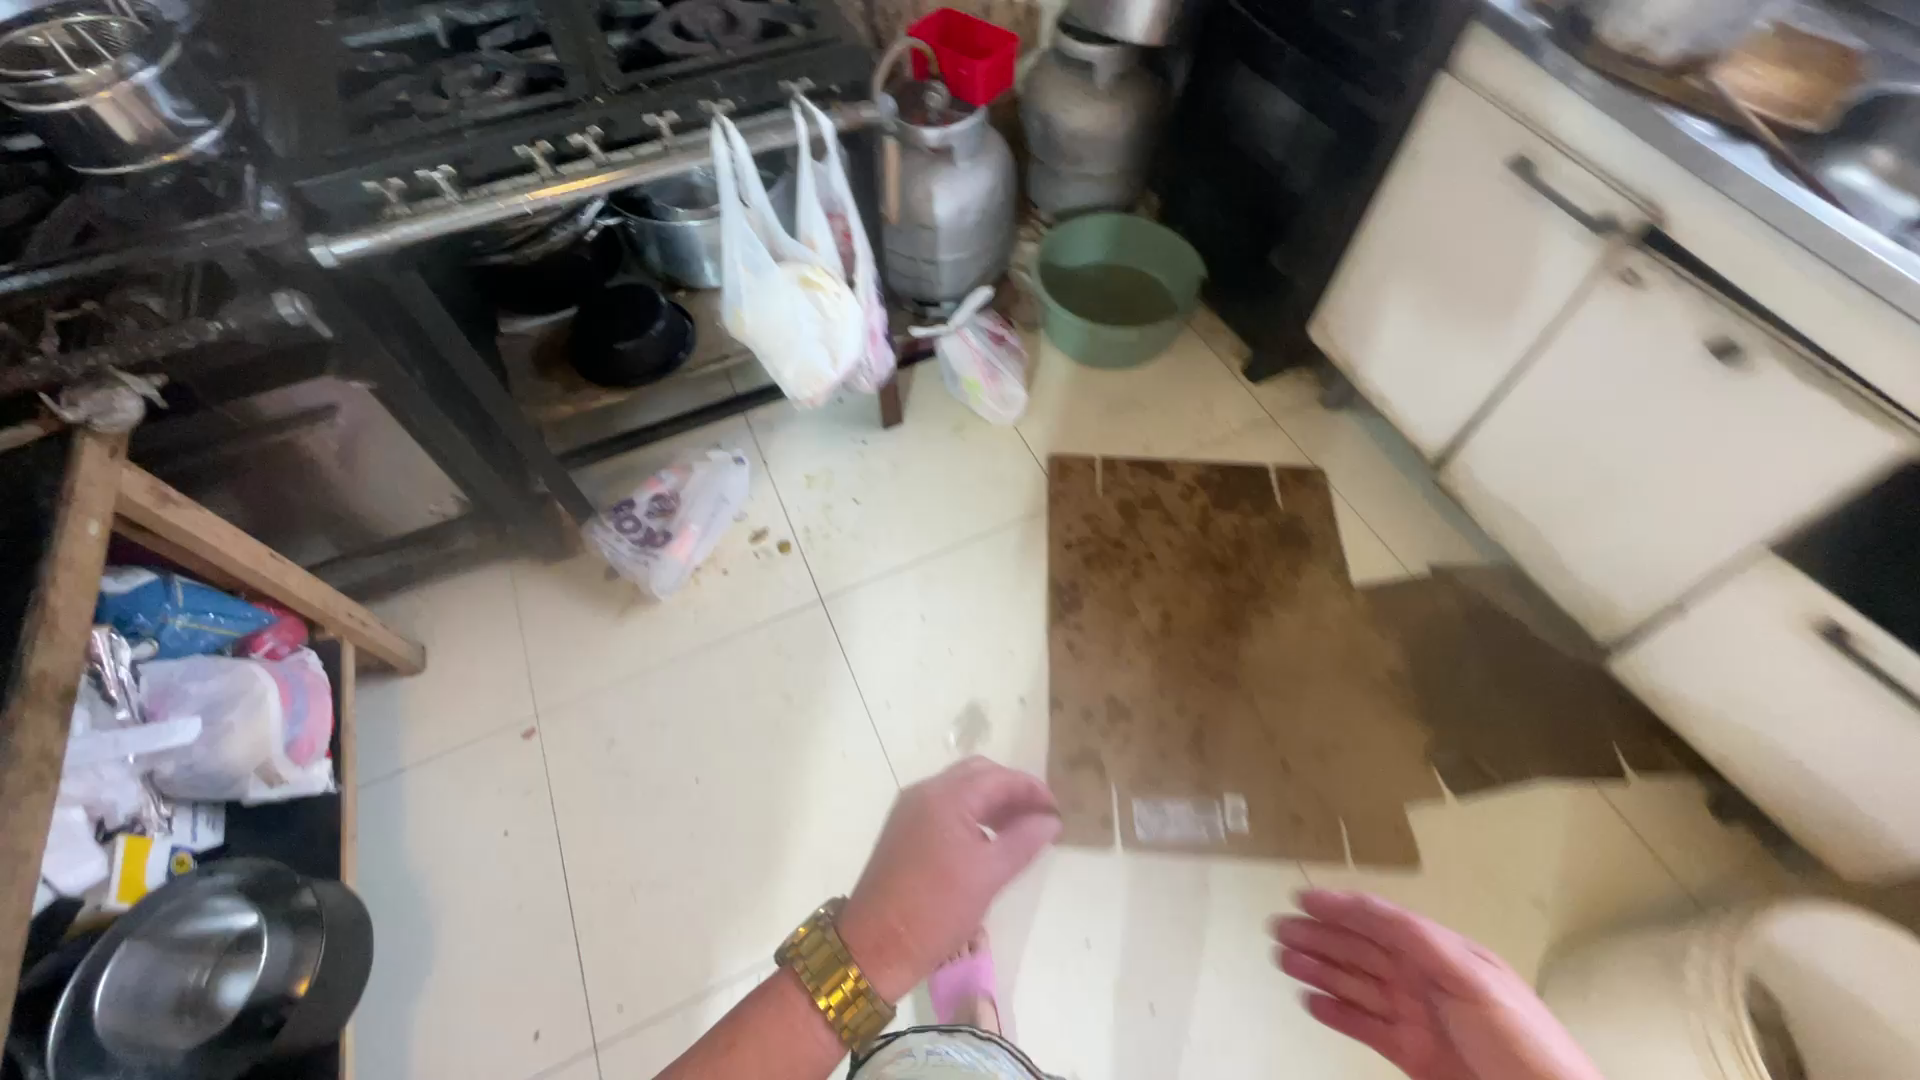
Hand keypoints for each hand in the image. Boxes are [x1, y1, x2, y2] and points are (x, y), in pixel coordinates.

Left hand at [837, 757, 1060, 1001]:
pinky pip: (945, 805)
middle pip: (979, 774)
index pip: (999, 777)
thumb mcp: (989, 875)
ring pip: (960, 788)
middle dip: (1012, 790)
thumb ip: (1024, 841)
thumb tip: (1050, 820)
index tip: (1057, 812)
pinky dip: (971, 813)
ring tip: (1020, 830)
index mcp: (946, 796)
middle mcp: (925, 791)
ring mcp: (910, 808)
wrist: (876, 945)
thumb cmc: (936, 910)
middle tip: (1039, 818)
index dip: (1032, 790)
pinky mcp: (903, 828)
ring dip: (992, 801)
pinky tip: (988, 839)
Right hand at [1270, 890, 1603, 1079]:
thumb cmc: (1520, 1041)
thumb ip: (1419, 941)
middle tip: (1278, 928)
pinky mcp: (1410, 1056)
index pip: (1381, 921)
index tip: (1301, 897)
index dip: (1341, 906)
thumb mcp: (1473, 979)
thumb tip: (1364, 907)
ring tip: (1283, 960)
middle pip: (1361, 950)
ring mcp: (1416, 1018)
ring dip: (1318, 969)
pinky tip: (1309, 1002)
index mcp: (1442, 954)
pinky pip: (1363, 1027)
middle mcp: (1424, 980)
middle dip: (1319, 936)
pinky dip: (1335, 1013)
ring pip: (1355, 984)